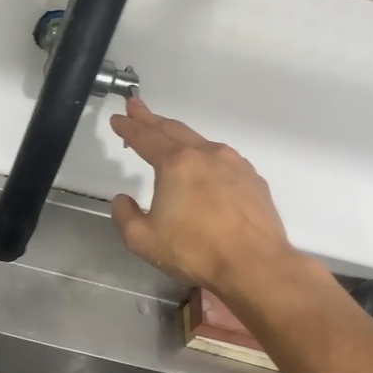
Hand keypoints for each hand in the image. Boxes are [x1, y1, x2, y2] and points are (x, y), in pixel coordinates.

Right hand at [109, 98, 300, 297]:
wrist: (255, 265)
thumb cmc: (194, 251)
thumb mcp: (142, 239)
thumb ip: (125, 215)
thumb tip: (123, 199)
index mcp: (176, 164)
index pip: (145, 138)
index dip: (128, 127)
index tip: (117, 118)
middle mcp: (206, 155)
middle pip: (173, 129)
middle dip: (151, 118)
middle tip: (136, 106)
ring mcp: (234, 164)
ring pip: (200, 141)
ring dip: (178, 135)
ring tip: (166, 135)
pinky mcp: (252, 179)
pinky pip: (222, 159)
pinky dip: (204, 155)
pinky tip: (202, 166)